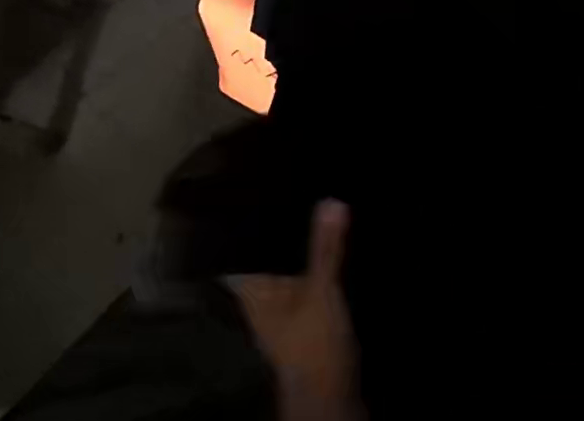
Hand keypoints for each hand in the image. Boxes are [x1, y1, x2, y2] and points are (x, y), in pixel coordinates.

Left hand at [226, 200, 361, 420]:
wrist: (333, 403)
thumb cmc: (312, 347)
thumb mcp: (320, 291)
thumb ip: (325, 248)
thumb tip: (331, 200)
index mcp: (254, 290)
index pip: (244, 246)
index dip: (251, 218)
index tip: (259, 185)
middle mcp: (266, 297)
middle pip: (272, 252)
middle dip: (289, 225)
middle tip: (306, 186)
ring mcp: (288, 309)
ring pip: (295, 265)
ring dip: (309, 243)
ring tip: (325, 202)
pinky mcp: (310, 316)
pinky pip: (313, 278)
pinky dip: (323, 261)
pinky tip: (339, 241)